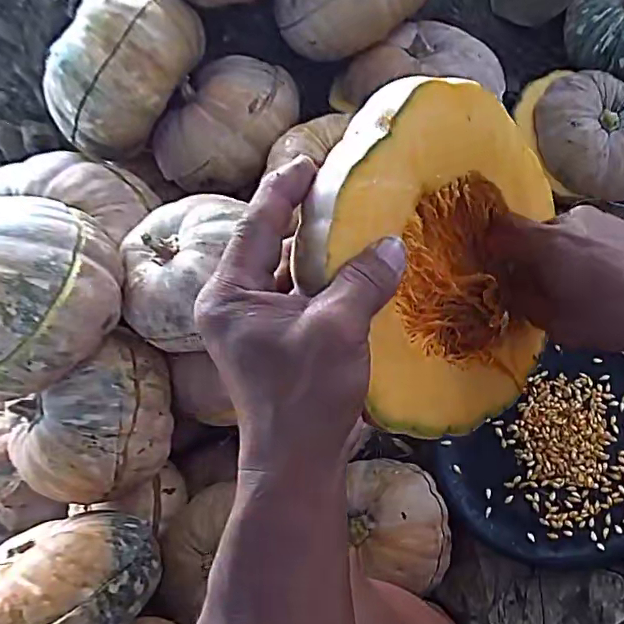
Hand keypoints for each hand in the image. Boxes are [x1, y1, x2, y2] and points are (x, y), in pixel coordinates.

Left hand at [195, 158, 405, 467]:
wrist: (299, 462)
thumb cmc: (305, 396)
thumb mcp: (336, 330)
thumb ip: (362, 282)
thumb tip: (394, 245)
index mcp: (229, 295)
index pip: (258, 226)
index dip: (284, 190)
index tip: (310, 162)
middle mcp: (238, 307)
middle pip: (275, 249)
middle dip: (309, 223)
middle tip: (343, 193)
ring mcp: (261, 329)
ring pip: (295, 278)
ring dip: (326, 258)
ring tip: (359, 231)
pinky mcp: (285, 347)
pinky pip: (310, 303)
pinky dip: (335, 289)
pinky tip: (363, 278)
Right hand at [484, 206, 623, 352]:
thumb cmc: (617, 315)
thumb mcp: (560, 325)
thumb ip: (525, 304)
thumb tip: (508, 290)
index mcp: (545, 243)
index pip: (498, 230)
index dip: (487, 248)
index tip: (490, 272)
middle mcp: (567, 220)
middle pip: (530, 236)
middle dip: (527, 263)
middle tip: (537, 296)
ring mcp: (595, 218)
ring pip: (559, 238)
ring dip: (557, 262)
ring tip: (577, 294)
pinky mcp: (618, 223)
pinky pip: (584, 238)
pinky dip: (581, 257)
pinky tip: (602, 284)